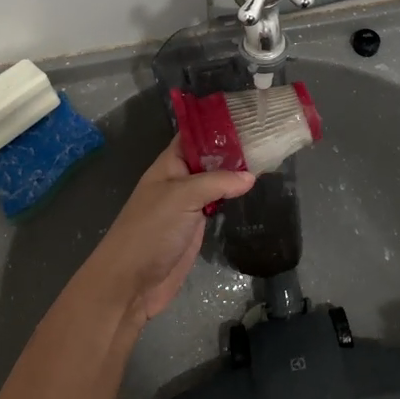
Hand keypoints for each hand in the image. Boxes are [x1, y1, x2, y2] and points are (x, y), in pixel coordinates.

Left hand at [79, 137, 254, 325]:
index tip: (247, 115)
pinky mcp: (196, 227)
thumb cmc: (150, 231)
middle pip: (208, 158)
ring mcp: (187, 204)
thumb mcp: (182, 197)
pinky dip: (233, 197)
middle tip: (267, 135)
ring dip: (235, 173)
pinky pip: (217, 204)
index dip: (216, 125)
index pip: (194, 135)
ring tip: (268, 156)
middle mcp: (179, 179)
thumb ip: (216, 182)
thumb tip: (250, 176)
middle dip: (232, 148)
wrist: (131, 283)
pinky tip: (254, 189)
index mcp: (169, 164)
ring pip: (215, 181)